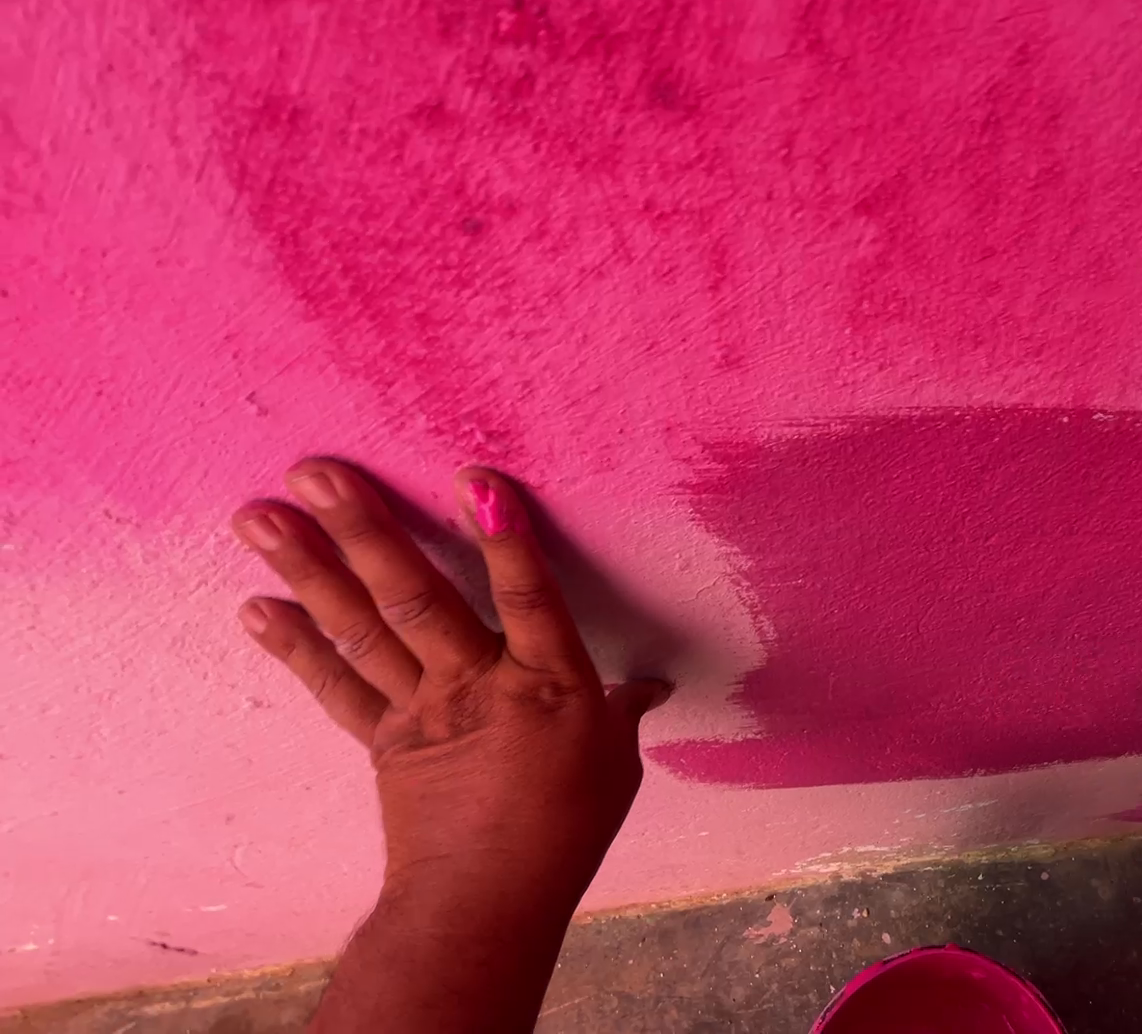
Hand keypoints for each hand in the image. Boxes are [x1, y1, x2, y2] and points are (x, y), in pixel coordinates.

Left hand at [232, 459, 667, 1031]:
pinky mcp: (383, 738)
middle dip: (368, 532)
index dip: (506, 538)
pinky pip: (335, 687)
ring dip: (313, 571)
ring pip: (364, 631)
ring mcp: (420, 710)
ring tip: (261, 517)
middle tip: (317, 473)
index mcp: (549, 684)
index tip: (475, 480)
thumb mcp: (616, 759)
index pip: (530, 598)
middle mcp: (477, 685)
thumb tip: (654, 687)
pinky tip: (255, 606)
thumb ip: (625, 709)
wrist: (487, 901)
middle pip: (419, 600)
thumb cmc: (569, 823)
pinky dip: (294, 646)